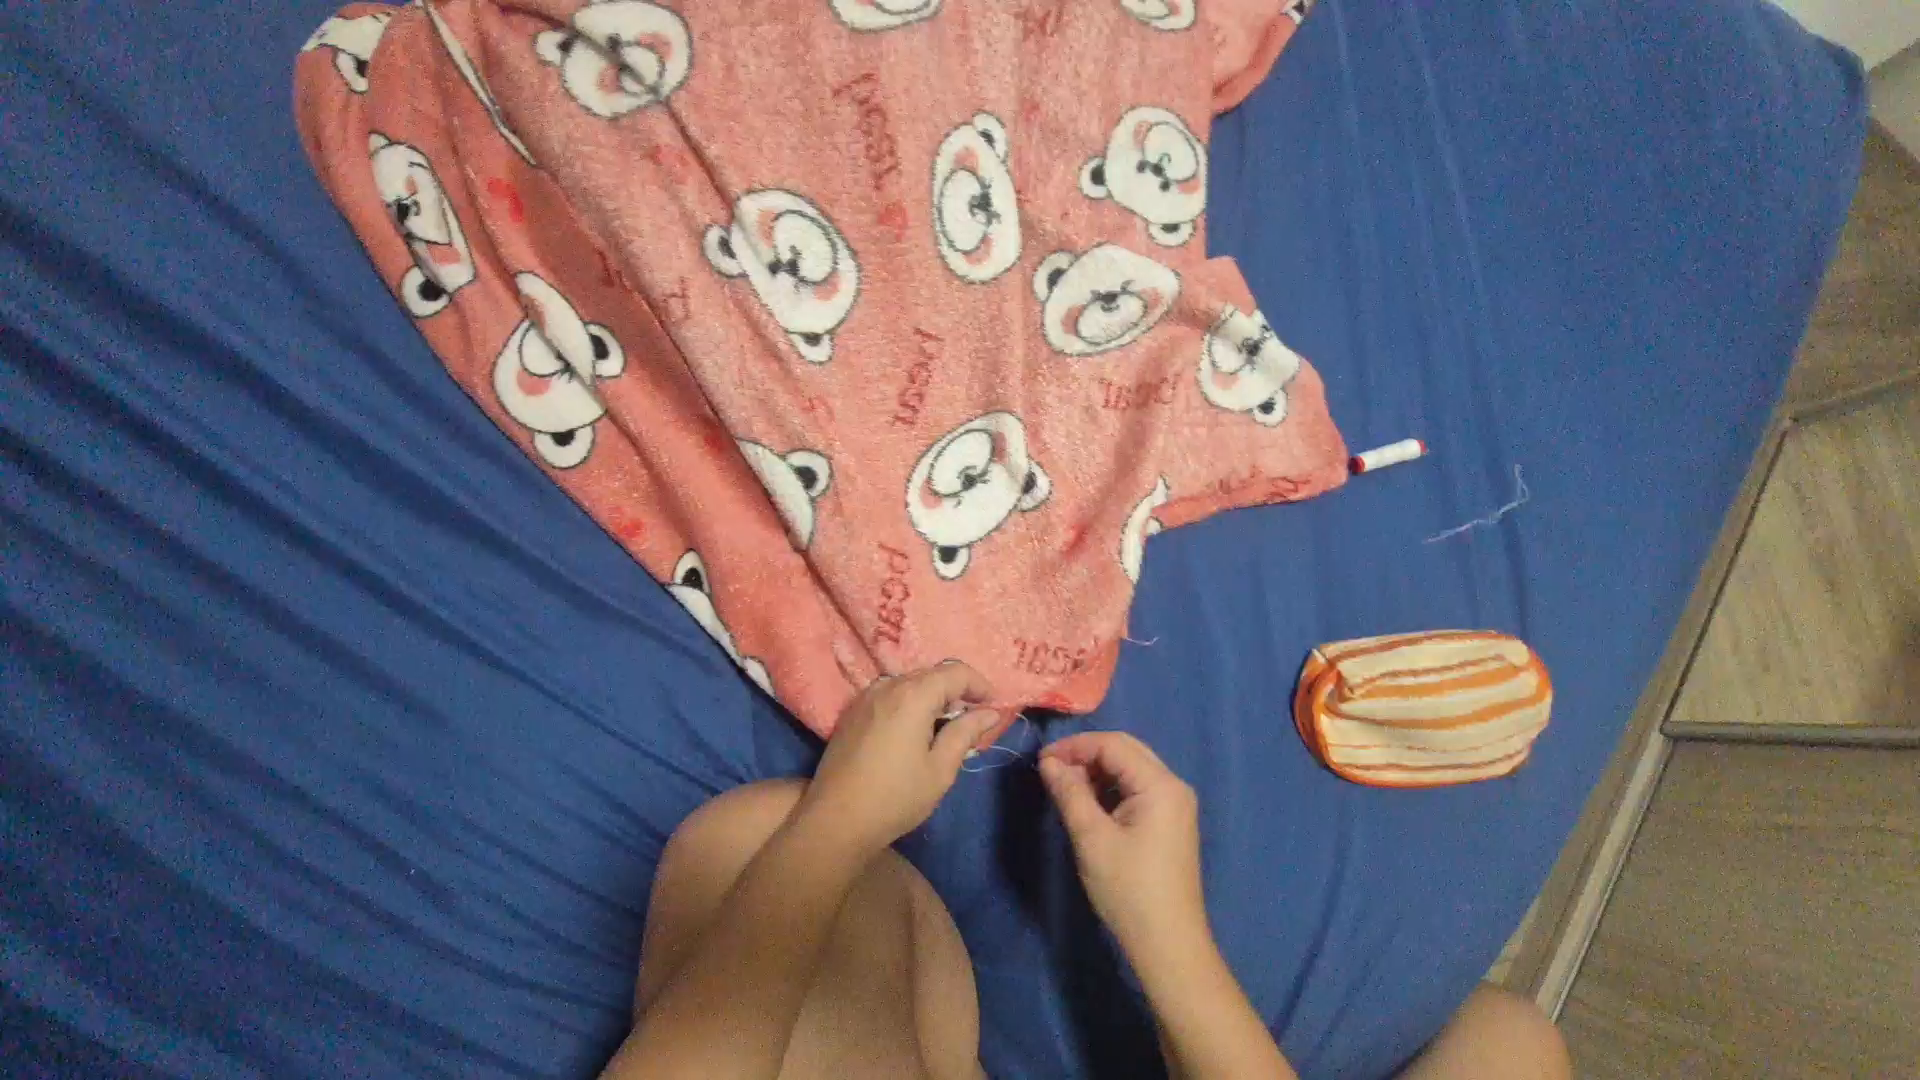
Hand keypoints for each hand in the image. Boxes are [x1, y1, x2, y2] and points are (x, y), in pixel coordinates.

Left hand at [798, 662, 998, 853]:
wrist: (835, 820)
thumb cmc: (895, 797)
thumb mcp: (940, 769)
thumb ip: (965, 733)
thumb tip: (989, 712)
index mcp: (912, 695)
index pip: (955, 672)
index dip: (979, 685)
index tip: (993, 707)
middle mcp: (888, 686)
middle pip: (931, 675)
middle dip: (956, 692)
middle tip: (971, 723)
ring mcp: (866, 697)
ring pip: (909, 683)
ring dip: (931, 698)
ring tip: (942, 730)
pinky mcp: (852, 712)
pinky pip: (889, 695)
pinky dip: (909, 704)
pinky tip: (912, 733)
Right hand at [1039, 732, 1208, 960]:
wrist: (1168, 945)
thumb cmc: (1128, 890)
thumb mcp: (1091, 838)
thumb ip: (1070, 792)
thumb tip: (1048, 762)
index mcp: (1161, 785)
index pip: (1113, 744)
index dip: (1075, 746)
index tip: (1041, 761)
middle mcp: (1173, 786)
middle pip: (1125, 750)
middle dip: (1086, 754)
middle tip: (1051, 770)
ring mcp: (1174, 805)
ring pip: (1130, 768)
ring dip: (1097, 771)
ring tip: (1065, 787)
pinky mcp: (1169, 822)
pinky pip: (1136, 789)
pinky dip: (1110, 788)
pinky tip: (1087, 803)